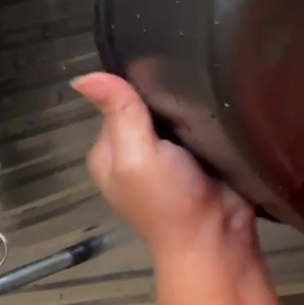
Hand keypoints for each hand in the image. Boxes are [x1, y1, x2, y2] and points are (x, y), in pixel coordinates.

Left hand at [72, 73, 261, 273]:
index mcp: (109, 152)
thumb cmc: (170, 199)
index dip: (135, 86)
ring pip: (176, 117)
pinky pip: (201, 129)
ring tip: (210, 84)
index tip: (162, 68)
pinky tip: (221, 108)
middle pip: (147, 109)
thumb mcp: (137, 156)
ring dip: (191, 105)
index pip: (116, 103)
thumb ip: (120, 115)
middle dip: (167, 93)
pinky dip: (208, 120)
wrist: (217, 236)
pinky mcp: (200, 162)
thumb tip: (82, 76)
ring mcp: (169, 160)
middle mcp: (135, 154)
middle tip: (194, 73)